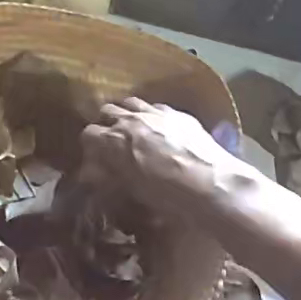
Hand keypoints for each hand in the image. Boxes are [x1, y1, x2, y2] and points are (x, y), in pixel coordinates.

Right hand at [80, 97, 260, 214]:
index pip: (87, 134)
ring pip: (130, 103)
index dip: (90, 147)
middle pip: (107, 111)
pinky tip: (158, 130)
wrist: (212, 186)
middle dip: (106, 125)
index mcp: (112, 140)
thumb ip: (108, 176)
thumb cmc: (166, 196)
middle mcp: (129, 120)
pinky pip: (155, 107)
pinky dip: (150, 115)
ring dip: (126, 115)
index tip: (96, 159)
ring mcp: (155, 113)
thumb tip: (91, 173)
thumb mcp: (130, 189)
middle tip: (112, 143)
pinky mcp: (178, 113)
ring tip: (133, 131)